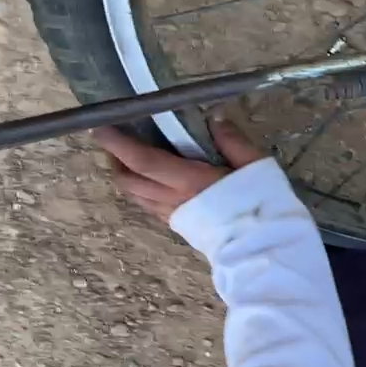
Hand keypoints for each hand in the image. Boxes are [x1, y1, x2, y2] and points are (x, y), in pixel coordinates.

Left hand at [94, 115, 266, 223]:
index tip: (101, 127)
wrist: (264, 248)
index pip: (142, 160)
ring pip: (134, 195)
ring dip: (126, 176)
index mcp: (188, 180)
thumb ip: (233, 141)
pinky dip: (142, 190)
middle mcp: (171, 199)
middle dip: (114, 159)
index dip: (118, 143)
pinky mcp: (178, 226)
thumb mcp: (255, 165)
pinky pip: (148, 205)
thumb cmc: (262, 204)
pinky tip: (154, 182)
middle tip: (117, 140)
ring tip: (132, 160)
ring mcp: (172, 215)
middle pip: (127, 179)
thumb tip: (215, 118)